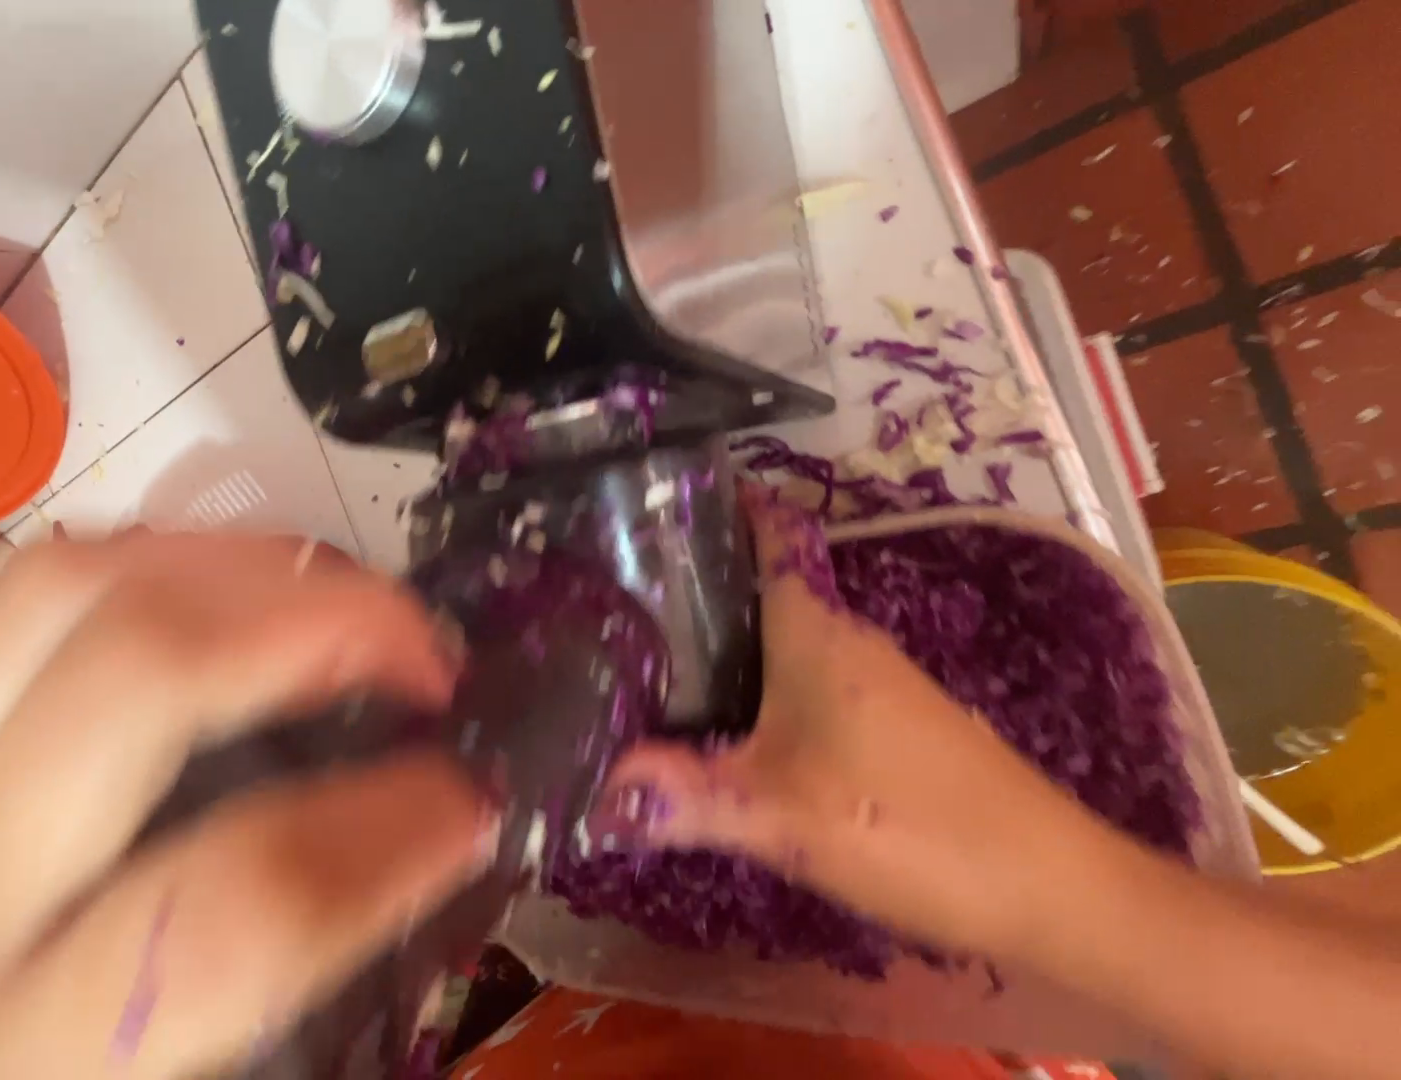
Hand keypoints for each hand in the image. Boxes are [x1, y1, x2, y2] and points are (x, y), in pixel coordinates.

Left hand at [0, 531, 494, 1079]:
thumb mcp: (190, 1075)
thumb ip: (305, 956)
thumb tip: (446, 820)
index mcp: (39, 1036)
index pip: (240, 905)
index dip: (386, 833)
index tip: (469, 796)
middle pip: (141, 685)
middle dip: (321, 633)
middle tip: (420, 646)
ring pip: (70, 591)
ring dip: (242, 567)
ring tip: (339, 591)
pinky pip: (27, 579)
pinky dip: (158, 554)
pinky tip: (233, 580)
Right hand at [607, 488, 1122, 958]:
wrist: (1056, 893)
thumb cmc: (912, 826)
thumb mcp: (778, 814)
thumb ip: (680, 798)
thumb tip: (589, 790)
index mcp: (817, 632)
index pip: (772, 535)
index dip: (724, 504)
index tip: (654, 499)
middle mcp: (843, 640)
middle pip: (760, 584)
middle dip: (694, 576)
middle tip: (612, 586)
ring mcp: (867, 683)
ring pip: (775, 635)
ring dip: (718, 631)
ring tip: (641, 645)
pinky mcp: (880, 725)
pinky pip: (792, 679)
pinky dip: (746, 680)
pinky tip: (710, 717)